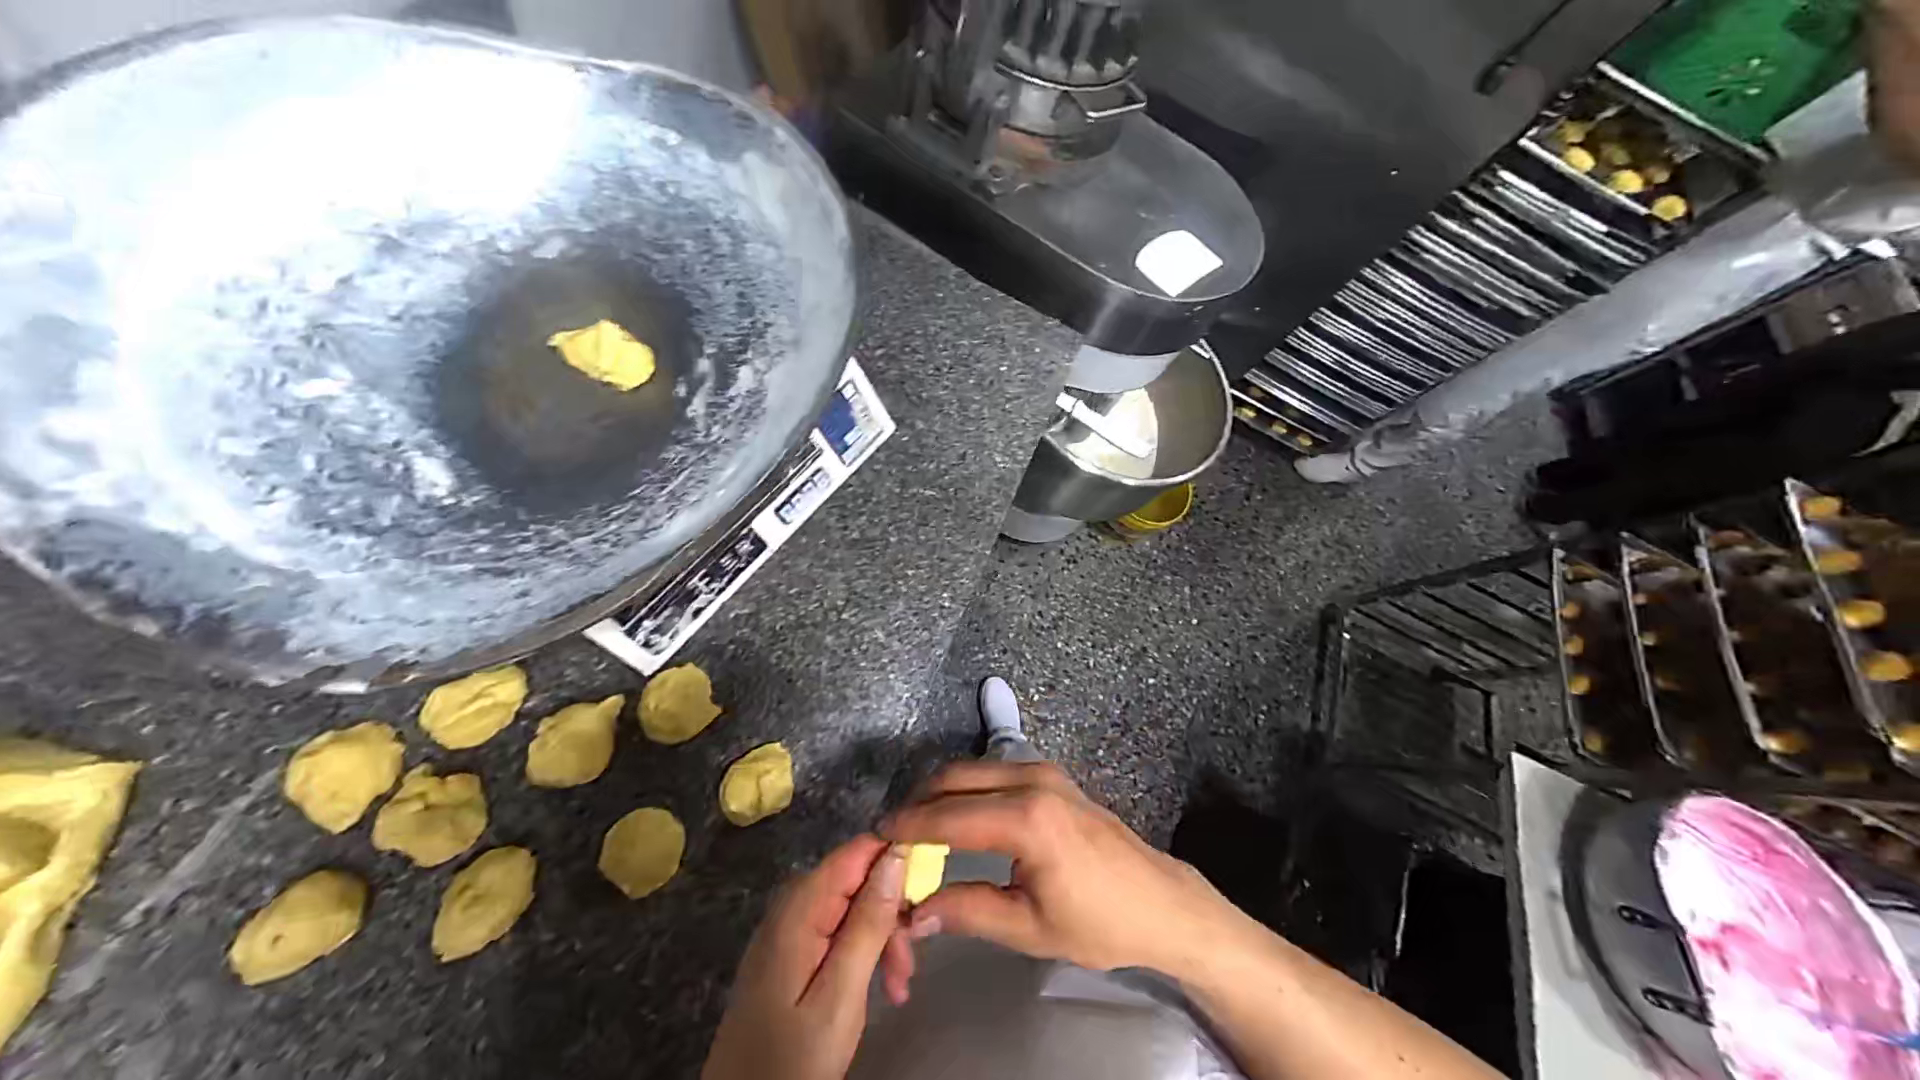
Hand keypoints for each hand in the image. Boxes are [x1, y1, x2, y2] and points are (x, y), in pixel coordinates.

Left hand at [702, 836, 921, 1079]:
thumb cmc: (791, 1059)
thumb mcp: (841, 994)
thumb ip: (868, 922)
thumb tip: (896, 854)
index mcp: (800, 907)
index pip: (858, 851)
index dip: (896, 865)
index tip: (923, 904)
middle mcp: (792, 905)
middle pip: (858, 880)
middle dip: (891, 915)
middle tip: (909, 967)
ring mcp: (789, 929)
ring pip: (852, 907)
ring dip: (882, 939)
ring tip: (899, 988)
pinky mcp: (791, 953)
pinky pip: (837, 931)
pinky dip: (863, 953)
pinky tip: (879, 986)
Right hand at [883, 761, 1240, 978]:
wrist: (1161, 903)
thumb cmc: (1099, 922)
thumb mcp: (1030, 927)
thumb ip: (968, 910)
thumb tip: (915, 911)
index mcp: (1027, 819)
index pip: (949, 816)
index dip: (910, 827)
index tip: (880, 838)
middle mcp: (1033, 781)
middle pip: (955, 778)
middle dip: (919, 801)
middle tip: (896, 834)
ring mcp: (1045, 772)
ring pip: (974, 769)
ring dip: (941, 791)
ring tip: (919, 827)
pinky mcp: (1052, 776)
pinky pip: (994, 771)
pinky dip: (967, 787)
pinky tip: (957, 814)